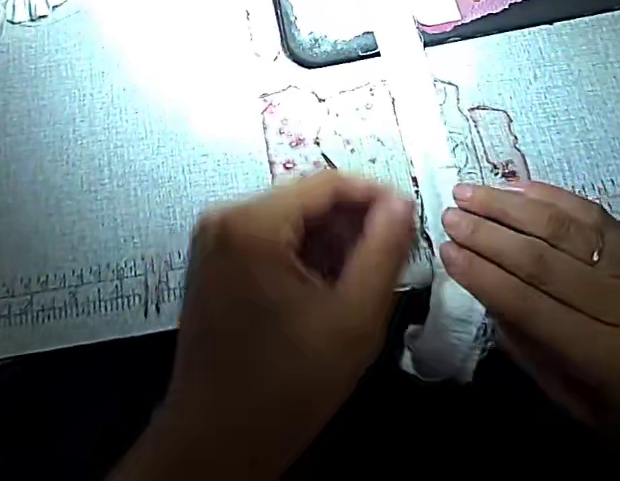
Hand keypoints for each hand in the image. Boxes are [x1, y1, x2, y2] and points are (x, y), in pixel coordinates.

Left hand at [111, 172, 414, 480]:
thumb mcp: (352, 320)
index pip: (324, 182)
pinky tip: (324, 283)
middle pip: (302, 197)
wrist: (218, 438)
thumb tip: (400, 203)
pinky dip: (300, 250)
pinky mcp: (211, 255)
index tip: (407, 214)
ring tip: (360, 274)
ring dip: (327, 237)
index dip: (372, 193)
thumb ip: (383, 252)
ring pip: (286, 215)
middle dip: (350, 221)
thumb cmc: (287, 386)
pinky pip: (265, 234)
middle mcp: (224, 215)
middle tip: (390, 252)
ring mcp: (213, 234)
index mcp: (252, 222)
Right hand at [440, 182, 619, 480]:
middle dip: (489, 235)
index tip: (445, 251)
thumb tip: (484, 296)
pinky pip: (597, 217)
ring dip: (510, 206)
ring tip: (468, 192)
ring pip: (567, 229)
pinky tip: (518, 186)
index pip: (534, 307)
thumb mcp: (587, 414)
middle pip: (546, 260)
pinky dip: (553, 196)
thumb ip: (532, 354)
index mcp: (618, 364)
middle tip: (449, 216)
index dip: (484, 276)